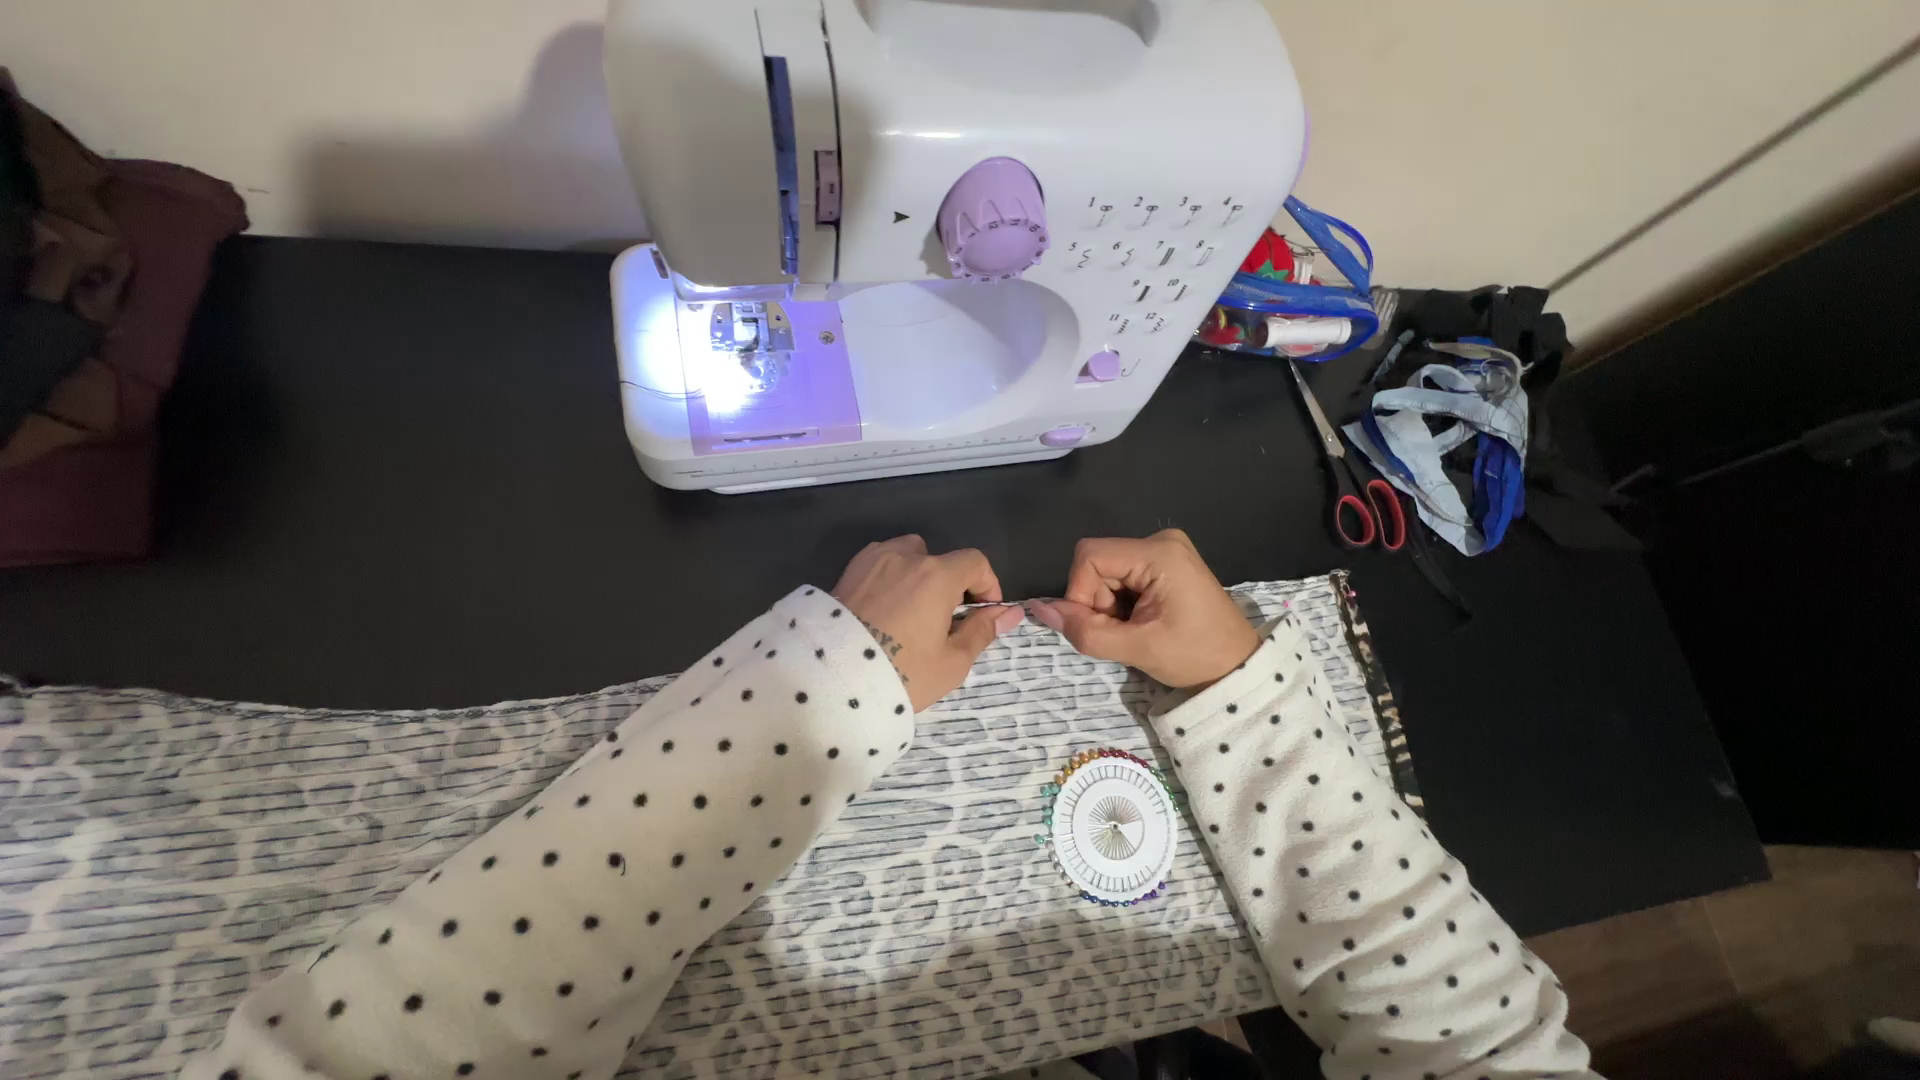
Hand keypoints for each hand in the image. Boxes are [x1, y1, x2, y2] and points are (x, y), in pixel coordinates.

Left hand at [832, 535, 1023, 711]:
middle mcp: (906, 557)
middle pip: (941, 558)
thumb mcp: (951, 661)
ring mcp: (873, 560)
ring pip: (908, 554)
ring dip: (918, 575)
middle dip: (950, 585)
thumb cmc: (901, 672)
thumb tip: (1010, 613)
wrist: (832, 680)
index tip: (982, 612)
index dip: (987, 584)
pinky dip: (890, 576)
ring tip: (912, 612)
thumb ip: (982, 631)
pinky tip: (884, 608)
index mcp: (937, 575)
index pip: (975, 561)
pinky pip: (880, 562)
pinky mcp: (848, 571)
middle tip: (944, 623)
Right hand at [1028, 529, 1257, 688]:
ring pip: (1106, 570)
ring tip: (1134, 630)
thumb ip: (1085, 630)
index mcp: (1159, 553)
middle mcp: (1161, 541)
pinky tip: (1140, 620)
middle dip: (1097, 601)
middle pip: (1097, 562)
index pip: (1090, 556)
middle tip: (1122, 633)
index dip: (1079, 592)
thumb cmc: (1194, 657)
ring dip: (1108, 604)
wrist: (1238, 668)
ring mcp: (1165, 549)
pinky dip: (1120, 601)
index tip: (1097, 626)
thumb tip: (1038, 609)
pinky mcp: (1165, 562)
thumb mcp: (1136, 649)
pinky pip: (1122, 574)